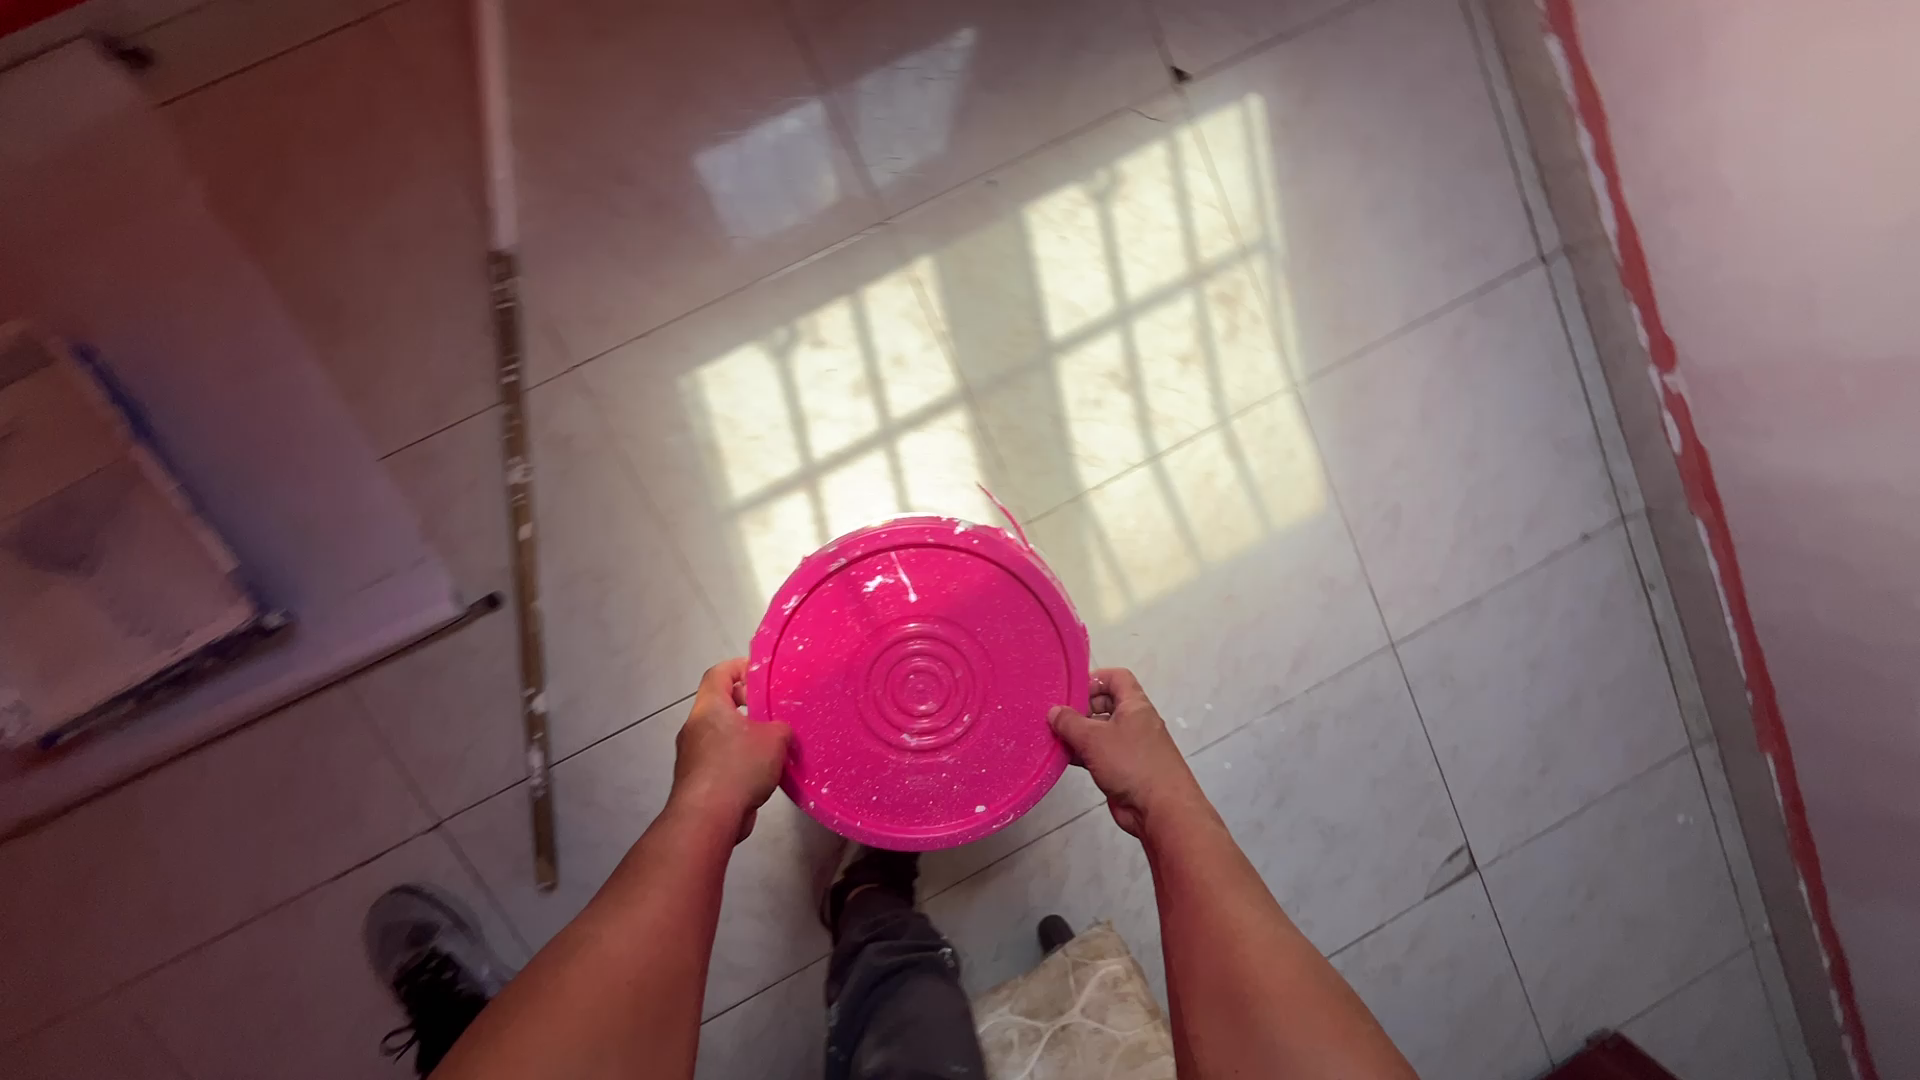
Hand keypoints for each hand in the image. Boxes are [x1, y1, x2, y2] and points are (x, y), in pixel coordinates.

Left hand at [670, 659, 791, 842]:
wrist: (707, 818)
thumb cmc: (738, 766)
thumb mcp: (775, 738)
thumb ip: (781, 727)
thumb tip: (778, 732)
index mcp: (709, 707)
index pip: (718, 673)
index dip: (739, 667)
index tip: (761, 674)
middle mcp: (694, 727)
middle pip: (719, 703)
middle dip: (746, 704)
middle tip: (771, 711)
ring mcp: (691, 755)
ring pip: (720, 733)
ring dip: (743, 735)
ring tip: (771, 745)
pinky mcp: (695, 780)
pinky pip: (719, 759)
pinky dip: (737, 759)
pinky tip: (759, 773)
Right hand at [1048, 668, 1206, 837]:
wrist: (1161, 810)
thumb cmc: (1131, 763)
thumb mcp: (1094, 738)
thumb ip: (1070, 722)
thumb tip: (1054, 711)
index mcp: (1135, 705)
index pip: (1116, 677)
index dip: (1094, 678)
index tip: (1070, 691)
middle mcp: (1135, 722)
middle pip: (1106, 704)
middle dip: (1081, 708)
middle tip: (1057, 717)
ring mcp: (1130, 746)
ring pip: (1100, 731)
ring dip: (1078, 734)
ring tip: (1054, 738)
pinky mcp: (1124, 769)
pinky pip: (1100, 753)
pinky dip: (1083, 753)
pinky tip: (1064, 758)